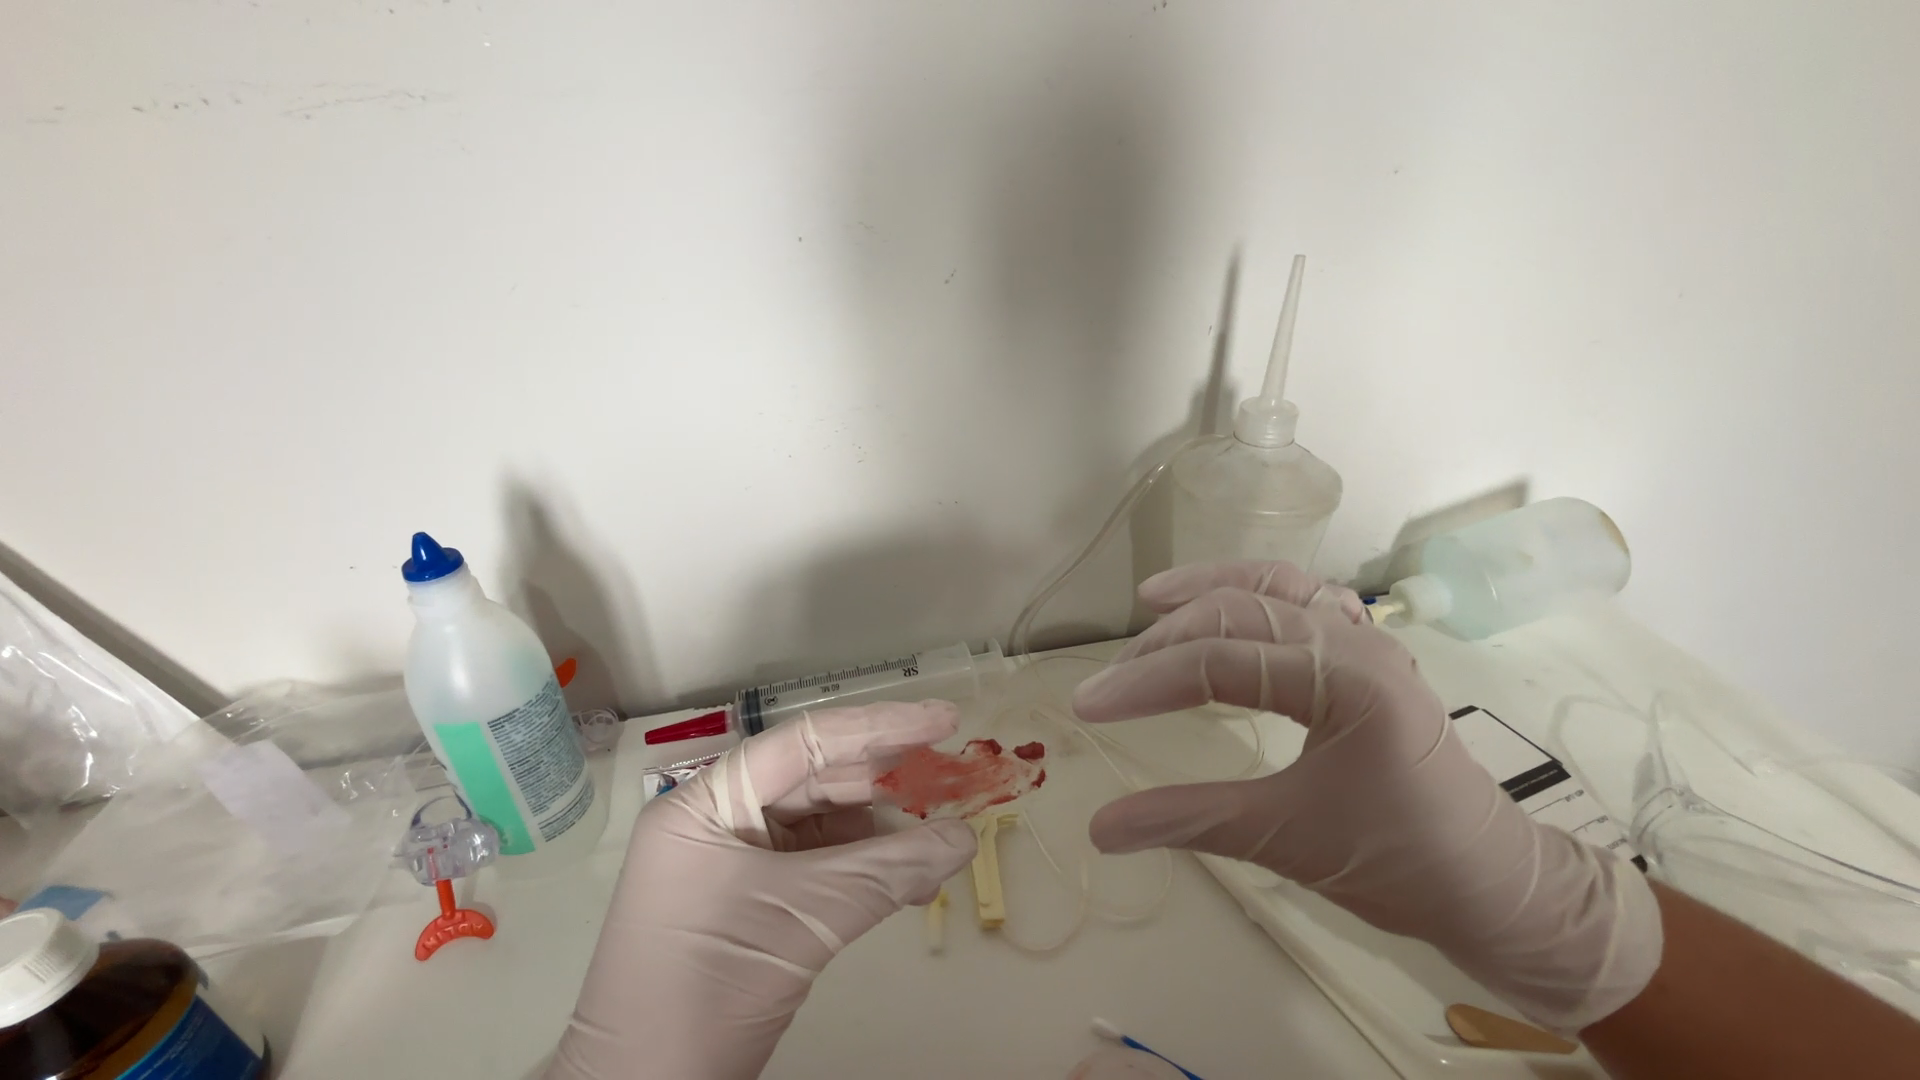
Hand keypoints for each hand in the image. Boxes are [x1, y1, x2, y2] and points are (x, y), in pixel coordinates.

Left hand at [548, 702, 978, 1079]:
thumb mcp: (801, 918)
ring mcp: (735, 862)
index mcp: (708, 803)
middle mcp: (720, 819)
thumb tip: (965, 837)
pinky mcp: (754, 901)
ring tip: (941, 831)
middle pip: (815, 778)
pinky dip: (866, 869)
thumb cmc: (707, 986)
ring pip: (822, 824)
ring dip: (883, 830)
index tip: (943, 720)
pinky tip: (911, 877)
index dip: (878, 727)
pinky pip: (820, 866)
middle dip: (885, 777)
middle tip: (951, 772)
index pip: (803, 743)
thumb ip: (887, 871)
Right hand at [1072, 561, 1661, 1031]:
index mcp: (1349, 682)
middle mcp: (1358, 644)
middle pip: (1241, 614)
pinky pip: (1301, 603)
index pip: (1224, 660)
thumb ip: (1188, 821)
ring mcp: (1366, 642)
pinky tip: (1225, 607)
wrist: (1498, 886)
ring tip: (1153, 599)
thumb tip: (1099, 827)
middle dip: (1166, 642)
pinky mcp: (1365, 656)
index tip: (1088, 706)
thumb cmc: (1401, 863)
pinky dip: (1252, 595)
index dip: (1147, 681)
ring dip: (1210, 591)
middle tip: (1111, 680)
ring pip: (1274, 589)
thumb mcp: (1286, 840)